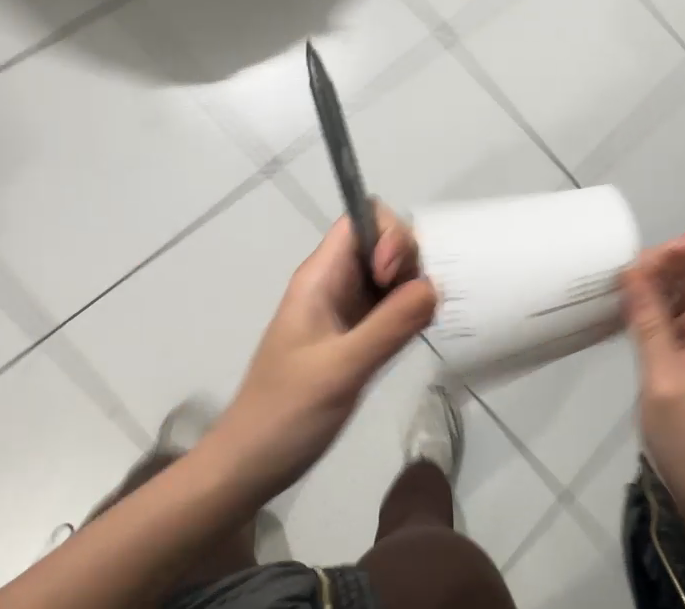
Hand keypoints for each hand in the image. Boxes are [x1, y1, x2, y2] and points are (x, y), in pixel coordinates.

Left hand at [210, 202, 436, 498]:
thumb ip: (390, 325)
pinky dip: (411, 310)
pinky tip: (414, 336)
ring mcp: (347, 310)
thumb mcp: (340, 369)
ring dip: (414, 288)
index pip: (363, 219)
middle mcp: (335, 284)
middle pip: (385, 241)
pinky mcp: (357, 335)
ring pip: (394, 273)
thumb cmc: (285, 414)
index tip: (392, 278)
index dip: (388, 236)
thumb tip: (435, 285)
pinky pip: (393, 304)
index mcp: (320, 278)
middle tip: (412, 307)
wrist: (248, 466)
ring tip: (415, 327)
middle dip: (409, 262)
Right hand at [622, 232, 684, 507]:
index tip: (665, 253)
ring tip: (624, 284)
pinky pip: (674, 305)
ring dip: (658, 277)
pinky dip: (653, 298)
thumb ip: (649, 322)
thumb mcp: (665, 379)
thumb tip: (631, 272)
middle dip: (671, 260)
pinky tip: (627, 302)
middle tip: (631, 272)